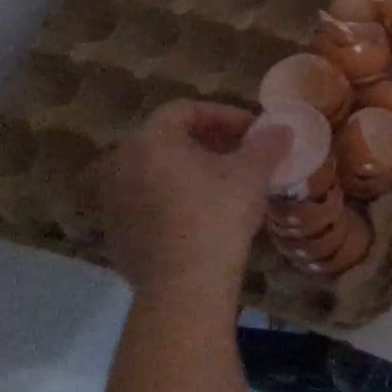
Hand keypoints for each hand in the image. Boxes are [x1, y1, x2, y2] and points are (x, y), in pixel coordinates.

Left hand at [96, 100, 287, 305]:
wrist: (183, 281)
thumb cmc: (218, 213)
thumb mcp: (254, 171)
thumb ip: (268, 143)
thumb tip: (280, 129)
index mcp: (150, 142)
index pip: (184, 109)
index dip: (223, 114)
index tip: (253, 131)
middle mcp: (120, 165)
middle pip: (167, 140)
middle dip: (208, 141)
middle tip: (242, 153)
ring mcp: (112, 201)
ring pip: (156, 171)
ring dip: (190, 169)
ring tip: (226, 183)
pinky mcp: (115, 232)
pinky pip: (148, 200)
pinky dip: (175, 196)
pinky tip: (204, 213)